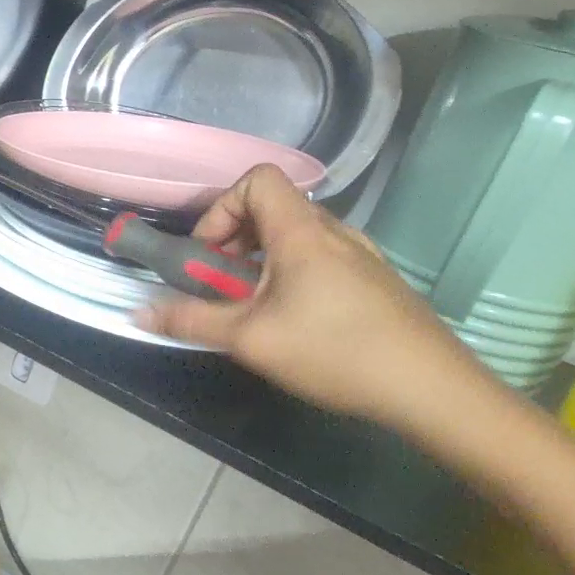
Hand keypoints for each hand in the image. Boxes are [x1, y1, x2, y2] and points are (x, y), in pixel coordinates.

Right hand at [134, 164, 493, 429]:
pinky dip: (291, 272)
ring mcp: (362, 257)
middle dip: (233, 237)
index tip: (210, 252)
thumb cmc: (337, 353)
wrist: (438, 394)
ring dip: (261, 256)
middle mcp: (336, 234)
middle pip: (272, 207)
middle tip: (220, 280)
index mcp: (304, 234)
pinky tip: (292, 317)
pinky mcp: (377, 282)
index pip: (258, 180)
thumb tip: (137, 313)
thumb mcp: (249, 340)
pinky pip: (320, 256)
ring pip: (296, 234)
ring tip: (252, 302)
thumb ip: (188, 320)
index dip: (222, 207)